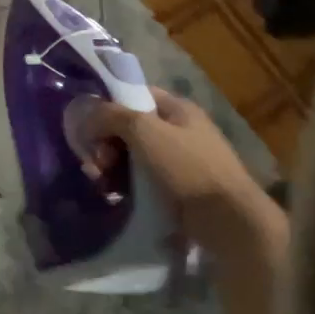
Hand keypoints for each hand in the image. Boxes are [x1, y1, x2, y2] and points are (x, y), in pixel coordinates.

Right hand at [84, 86, 277, 251]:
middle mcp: (178, 130)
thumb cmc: (187, 166)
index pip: (132, 93)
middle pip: (126, 126)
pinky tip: (111, 190)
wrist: (228, 220)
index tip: (88, 121)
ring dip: (107, 163)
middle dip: (103, 140)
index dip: (107, 103)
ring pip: (128, 153)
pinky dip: (121, 181)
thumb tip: (86, 120)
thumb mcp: (142, 129)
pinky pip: (138, 177)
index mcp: (177, 109)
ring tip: (98, 177)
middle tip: (93, 157)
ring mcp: (177, 160)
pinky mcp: (175, 187)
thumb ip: (108, 115)